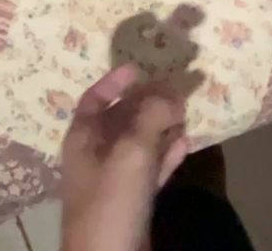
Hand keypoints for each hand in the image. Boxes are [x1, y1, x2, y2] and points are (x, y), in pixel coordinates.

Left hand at [58, 64, 188, 250]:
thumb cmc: (111, 201)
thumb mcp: (132, 151)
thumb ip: (151, 115)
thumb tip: (170, 92)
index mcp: (83, 139)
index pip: (94, 99)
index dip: (114, 81)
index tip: (140, 68)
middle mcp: (95, 156)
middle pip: (121, 118)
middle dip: (148, 102)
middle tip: (176, 88)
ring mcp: (113, 182)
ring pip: (139, 143)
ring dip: (161, 126)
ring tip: (186, 111)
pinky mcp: (132, 204)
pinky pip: (150, 168)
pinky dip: (167, 154)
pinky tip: (188, 143)